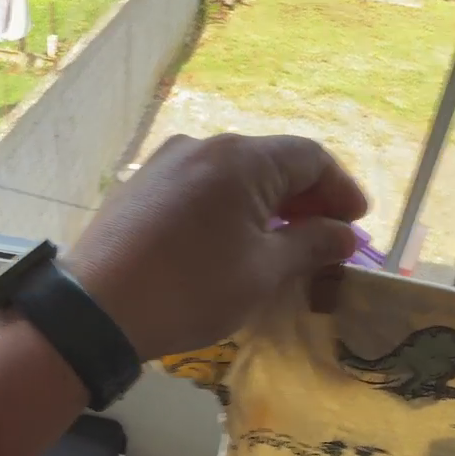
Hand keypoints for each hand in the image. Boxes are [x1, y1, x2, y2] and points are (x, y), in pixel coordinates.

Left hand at [63, 134, 366, 360]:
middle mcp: (203, 147)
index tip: (356, 224)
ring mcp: (166, 163)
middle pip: (271, 162)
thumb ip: (311, 245)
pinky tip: (230, 240)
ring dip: (266, 204)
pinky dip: (228, 208)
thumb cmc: (191, 290)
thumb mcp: (263, 273)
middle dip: (305, 198)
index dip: (341, 189)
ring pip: (233, 176)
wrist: (97, 308)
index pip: (310, 158)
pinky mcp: (141, 186)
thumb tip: (345, 235)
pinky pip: (200, 188)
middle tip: (324, 236)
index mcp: (241, 159)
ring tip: (280, 242)